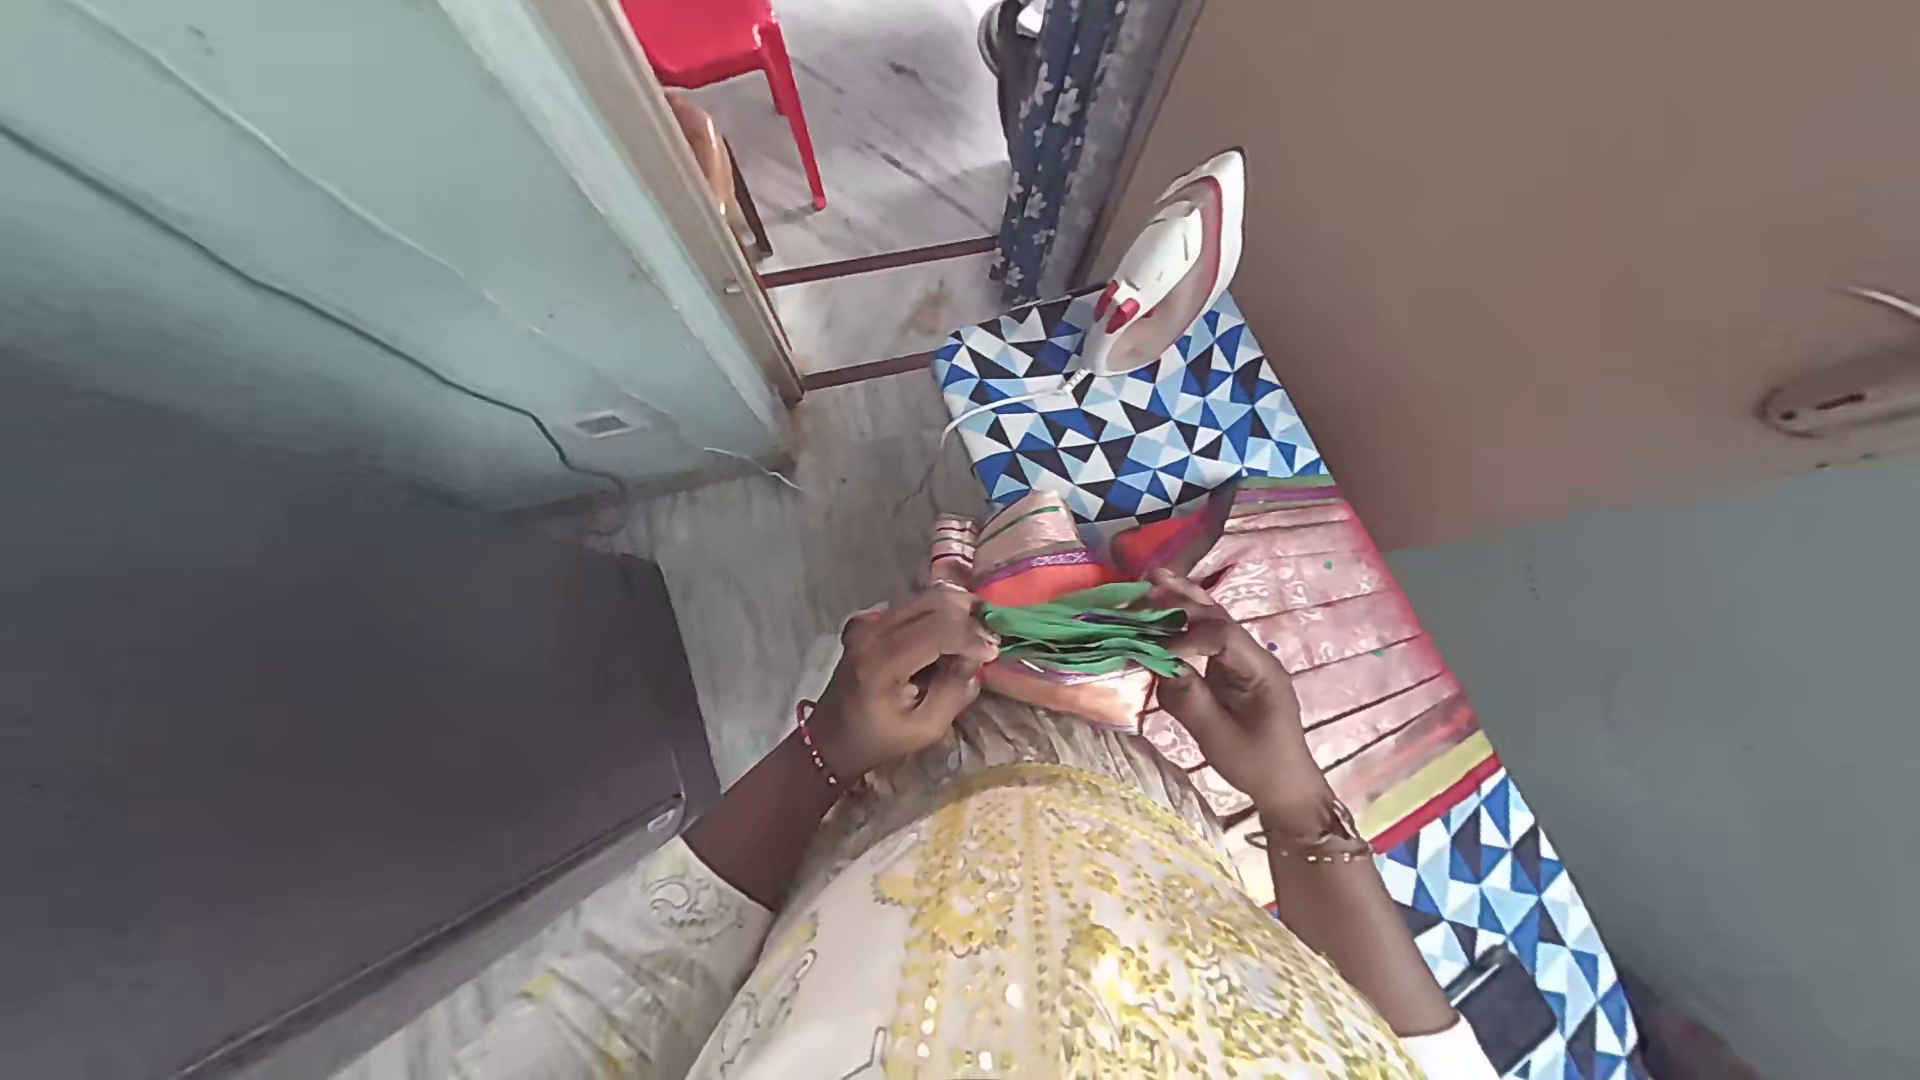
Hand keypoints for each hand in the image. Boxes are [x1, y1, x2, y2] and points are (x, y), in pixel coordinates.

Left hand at [808, 586, 999, 778]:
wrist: (832, 736)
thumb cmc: (879, 739)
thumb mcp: (925, 729)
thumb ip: (955, 692)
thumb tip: (975, 660)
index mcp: (881, 661)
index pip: (937, 629)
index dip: (970, 637)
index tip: (993, 652)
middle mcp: (871, 630)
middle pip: (934, 603)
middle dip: (968, 620)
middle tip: (986, 643)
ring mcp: (867, 621)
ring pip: (925, 599)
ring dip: (955, 615)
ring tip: (971, 640)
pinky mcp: (869, 619)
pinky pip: (913, 606)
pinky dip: (938, 615)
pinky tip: (949, 638)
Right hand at [1146, 569, 1333, 825]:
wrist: (1284, 786)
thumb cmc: (1256, 764)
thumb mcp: (1219, 738)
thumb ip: (1189, 699)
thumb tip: (1159, 666)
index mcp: (1260, 671)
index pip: (1222, 637)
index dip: (1186, 636)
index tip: (1156, 649)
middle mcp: (1252, 656)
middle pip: (1218, 616)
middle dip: (1183, 599)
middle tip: (1148, 584)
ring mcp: (1241, 660)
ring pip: (1212, 619)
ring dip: (1182, 600)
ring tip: (1154, 579)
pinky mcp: (1228, 668)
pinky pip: (1204, 635)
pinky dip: (1182, 619)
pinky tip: (1161, 607)